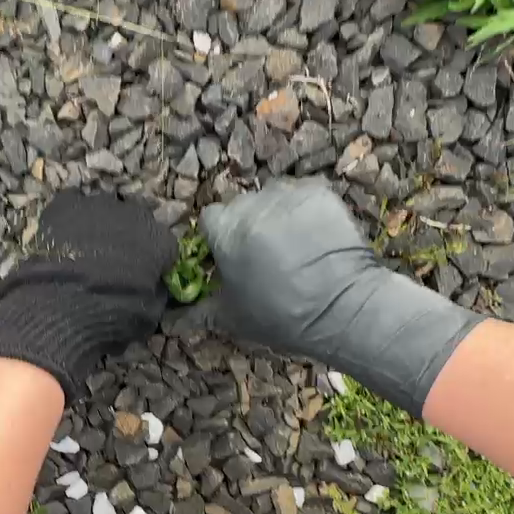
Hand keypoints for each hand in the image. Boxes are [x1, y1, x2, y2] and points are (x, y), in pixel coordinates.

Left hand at [0, 191, 174, 402]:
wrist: (62, 307)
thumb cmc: (112, 316)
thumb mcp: (149, 315)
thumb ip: (155, 293)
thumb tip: (152, 286)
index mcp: (161, 242)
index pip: (164, 247)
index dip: (153, 263)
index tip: (143, 278)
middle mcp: (136, 215)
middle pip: (135, 223)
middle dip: (127, 241)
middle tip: (111, 264)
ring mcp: (100, 206)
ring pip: (105, 211)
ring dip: (99, 226)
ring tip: (83, 250)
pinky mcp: (67, 205)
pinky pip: (72, 204)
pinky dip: (70, 217)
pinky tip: (61, 236)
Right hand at [200, 179, 481, 416]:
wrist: (343, 308)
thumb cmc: (280, 315)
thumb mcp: (232, 318)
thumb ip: (197, 313)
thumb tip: (170, 321)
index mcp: (223, 230)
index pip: (209, 220)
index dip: (218, 238)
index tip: (230, 257)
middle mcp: (251, 203)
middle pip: (241, 206)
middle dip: (248, 225)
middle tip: (264, 256)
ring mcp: (287, 194)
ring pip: (273, 198)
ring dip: (277, 215)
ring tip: (294, 246)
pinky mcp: (320, 192)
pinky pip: (304, 195)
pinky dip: (306, 210)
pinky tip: (315, 236)